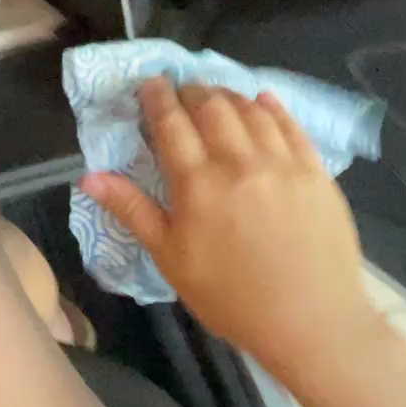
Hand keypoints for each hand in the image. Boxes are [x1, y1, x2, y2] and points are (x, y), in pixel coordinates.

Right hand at [80, 80, 381, 377]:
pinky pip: (292, 126)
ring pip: (250, 110)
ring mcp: (282, 164)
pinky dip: (272, 107)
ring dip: (227, 95)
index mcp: (197, 183)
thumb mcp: (168, 256)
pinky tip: (262, 100)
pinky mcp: (316, 173)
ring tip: (215, 96)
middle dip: (191, 92)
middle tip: (180, 91)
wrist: (310, 323)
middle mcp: (239, 162)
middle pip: (212, 107)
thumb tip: (89, 176)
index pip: (172, 123)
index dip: (158, 98)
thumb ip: (131, 209)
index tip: (150, 83)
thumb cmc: (228, 295)